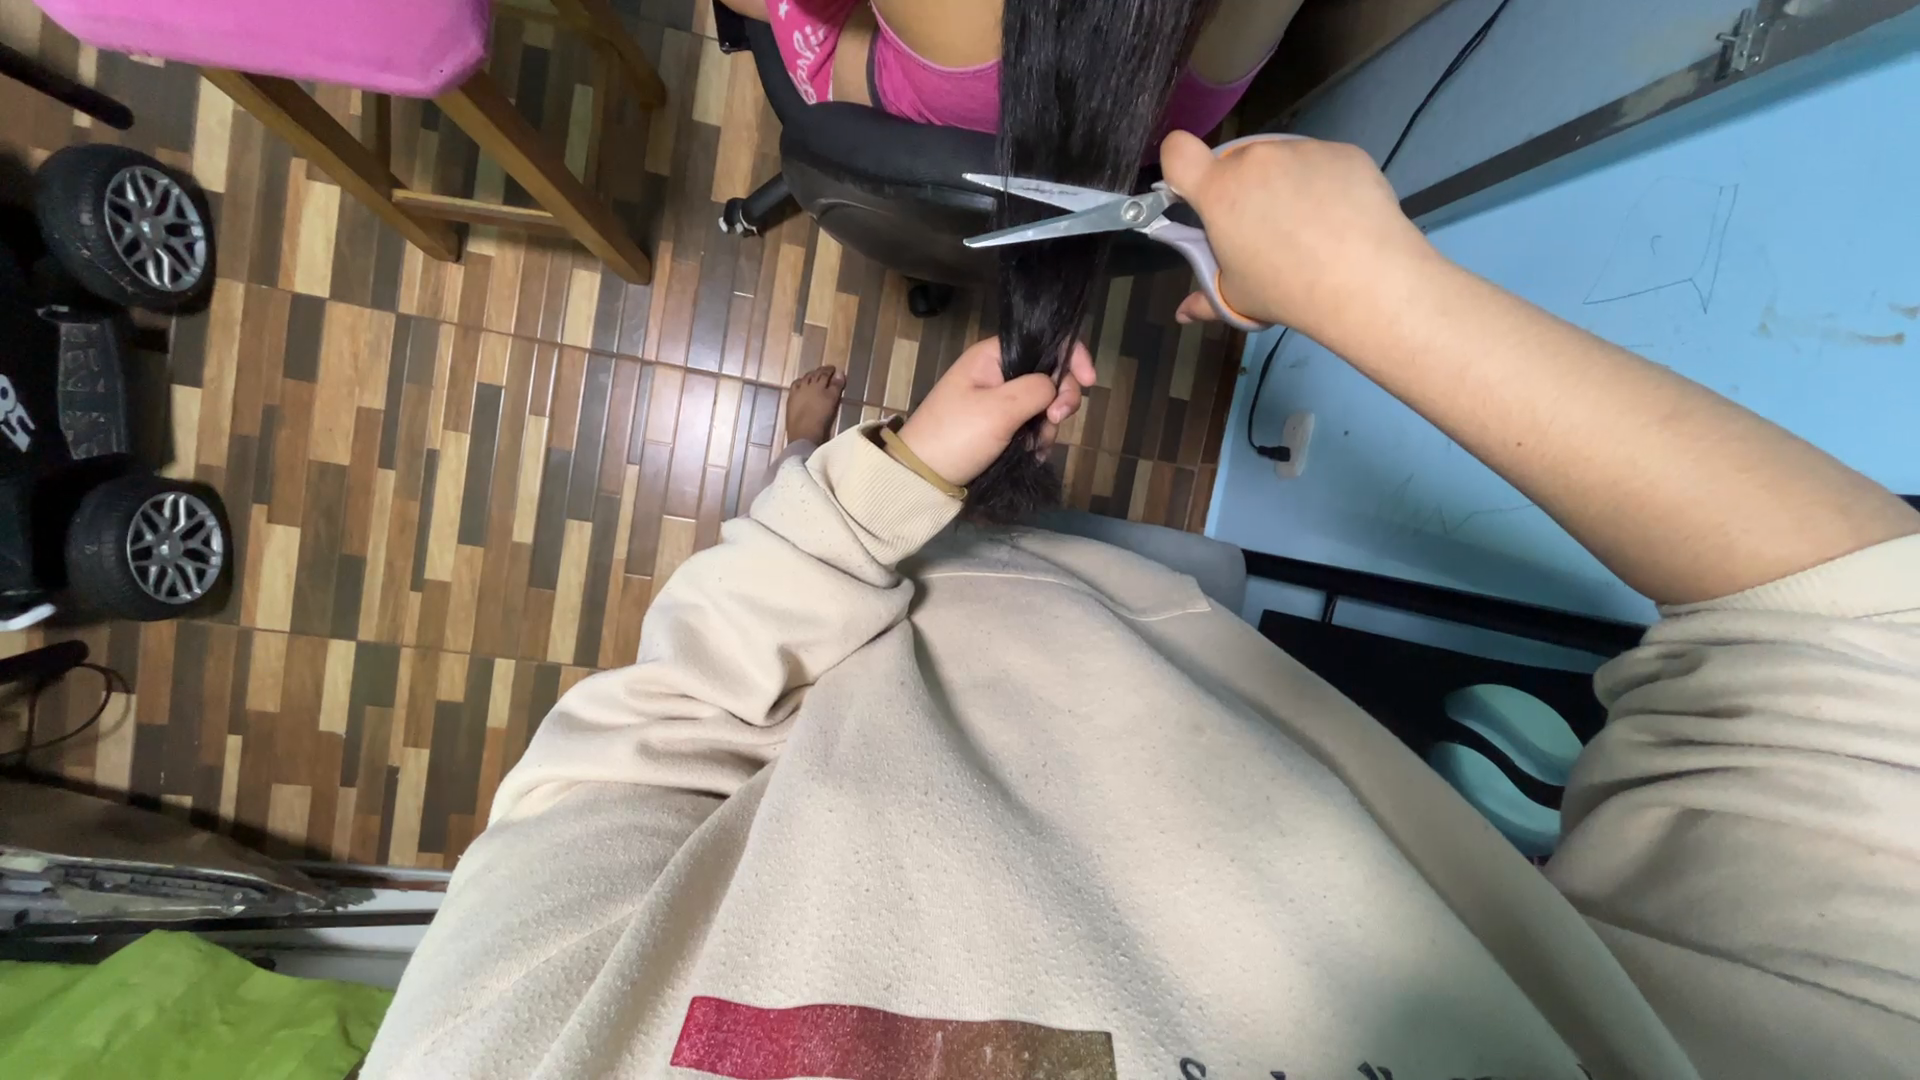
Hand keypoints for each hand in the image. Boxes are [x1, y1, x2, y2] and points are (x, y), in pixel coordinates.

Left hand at [896, 337, 1095, 485]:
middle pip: (1049, 375)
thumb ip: (1035, 390)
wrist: (921, 477)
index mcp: (992, 356)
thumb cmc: (956, 437)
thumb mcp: (998, 409)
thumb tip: (1054, 387)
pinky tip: (1033, 455)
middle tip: (1054, 424)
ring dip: (1047, 427)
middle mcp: (997, 373)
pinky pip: (1030, 426)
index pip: (1045, 341)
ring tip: (1034, 447)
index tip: (1089, 383)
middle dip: (1060, 400)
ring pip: (1043, 405)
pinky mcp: (998, 427)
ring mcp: (998, 401)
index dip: (1073, 357)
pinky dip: (1037, 440)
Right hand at [1159, 130, 1438, 336]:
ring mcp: (1303, 150)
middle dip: (1238, 189)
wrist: (1363, 278)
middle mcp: (1257, 159)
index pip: (1178, 152)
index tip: (1191, 191)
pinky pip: (1318, 163)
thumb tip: (1183, 314)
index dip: (1178, 166)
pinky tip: (1335, 219)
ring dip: (1280, 185)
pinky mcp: (1342, 151)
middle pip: (1234, 163)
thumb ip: (1203, 302)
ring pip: (1278, 161)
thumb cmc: (1283, 289)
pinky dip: (1319, 185)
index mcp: (1219, 193)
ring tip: (1304, 227)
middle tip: (1257, 229)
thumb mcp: (1236, 298)